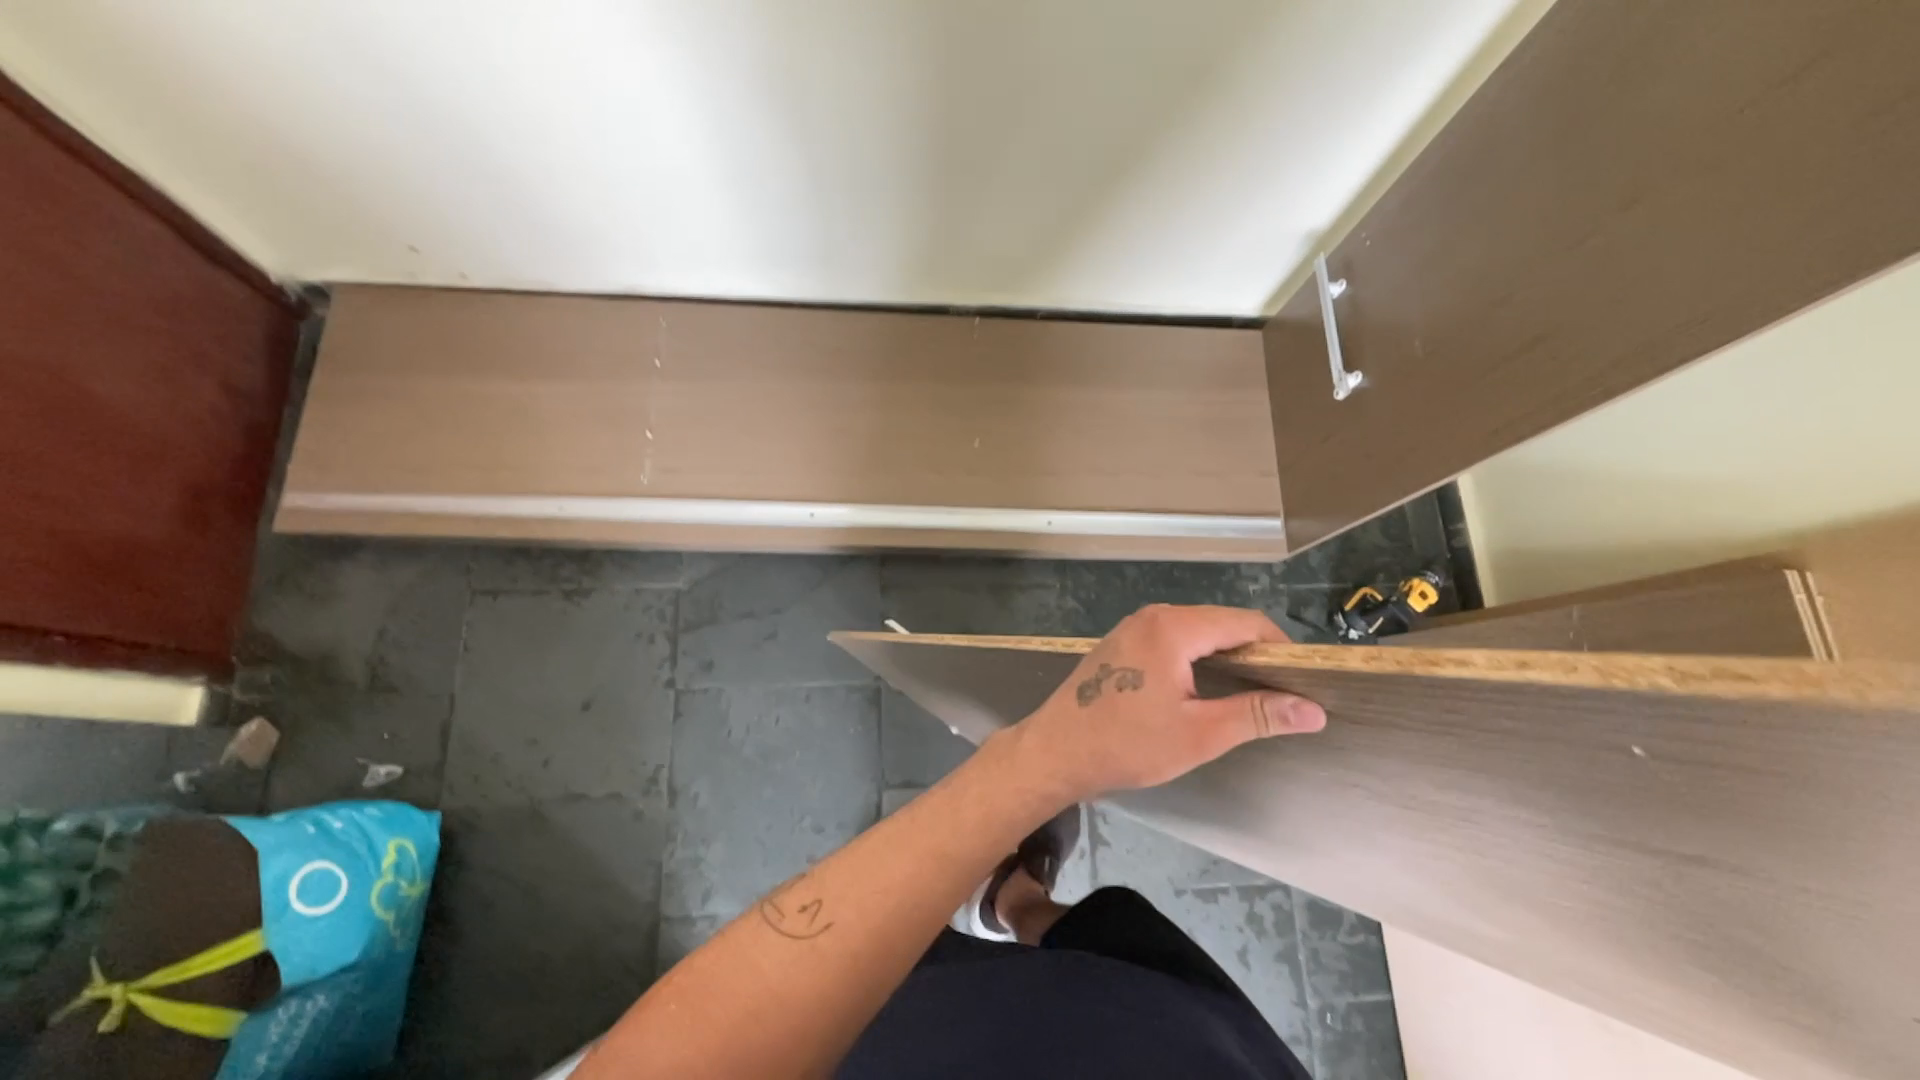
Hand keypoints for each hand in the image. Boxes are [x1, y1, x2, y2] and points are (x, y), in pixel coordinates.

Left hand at [1010, 604, 1326, 800]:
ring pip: (1197, 633)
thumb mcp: (1200, 735)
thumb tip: (1313, 710)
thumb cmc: (1126, 745)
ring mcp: (1133, 628)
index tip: (1302, 680)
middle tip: (1280, 693)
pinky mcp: (1121, 645)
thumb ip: (1257, 715)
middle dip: (1254, 654)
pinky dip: (1197, 659)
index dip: (1280, 648)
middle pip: (1221, 624)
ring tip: (1250, 696)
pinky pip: (1173, 641)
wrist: (1054, 753)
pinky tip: (1205, 691)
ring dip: (1225, 658)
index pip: (1246, 623)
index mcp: (1174, 628)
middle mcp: (1153, 617)